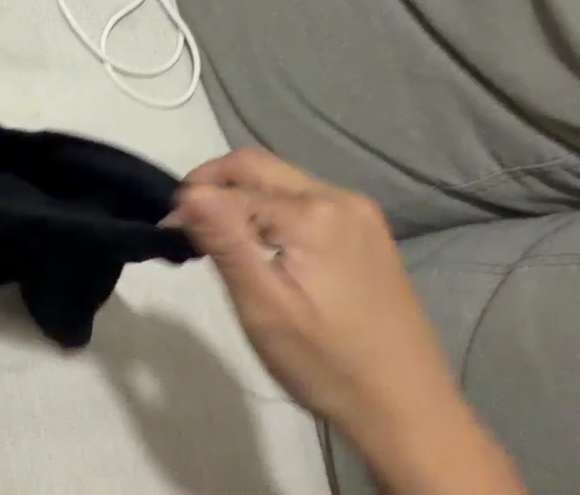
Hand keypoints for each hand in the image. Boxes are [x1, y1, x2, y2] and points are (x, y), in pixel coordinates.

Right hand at [165, 149, 457, 440]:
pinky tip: (262, 245)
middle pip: (258, 167)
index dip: (193, 203)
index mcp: (315, 212)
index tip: (168, 231)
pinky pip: (305, 199)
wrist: (411, 413)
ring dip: (242, 196)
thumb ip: (225, 241)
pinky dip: (271, 210)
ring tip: (220, 237)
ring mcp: (360, 214)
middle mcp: (341, 197)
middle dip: (214, 184)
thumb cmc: (328, 364)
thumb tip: (187, 192)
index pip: (232, 188)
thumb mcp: (264, 307)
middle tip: (187, 222)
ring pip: (281, 181)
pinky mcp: (367, 232)